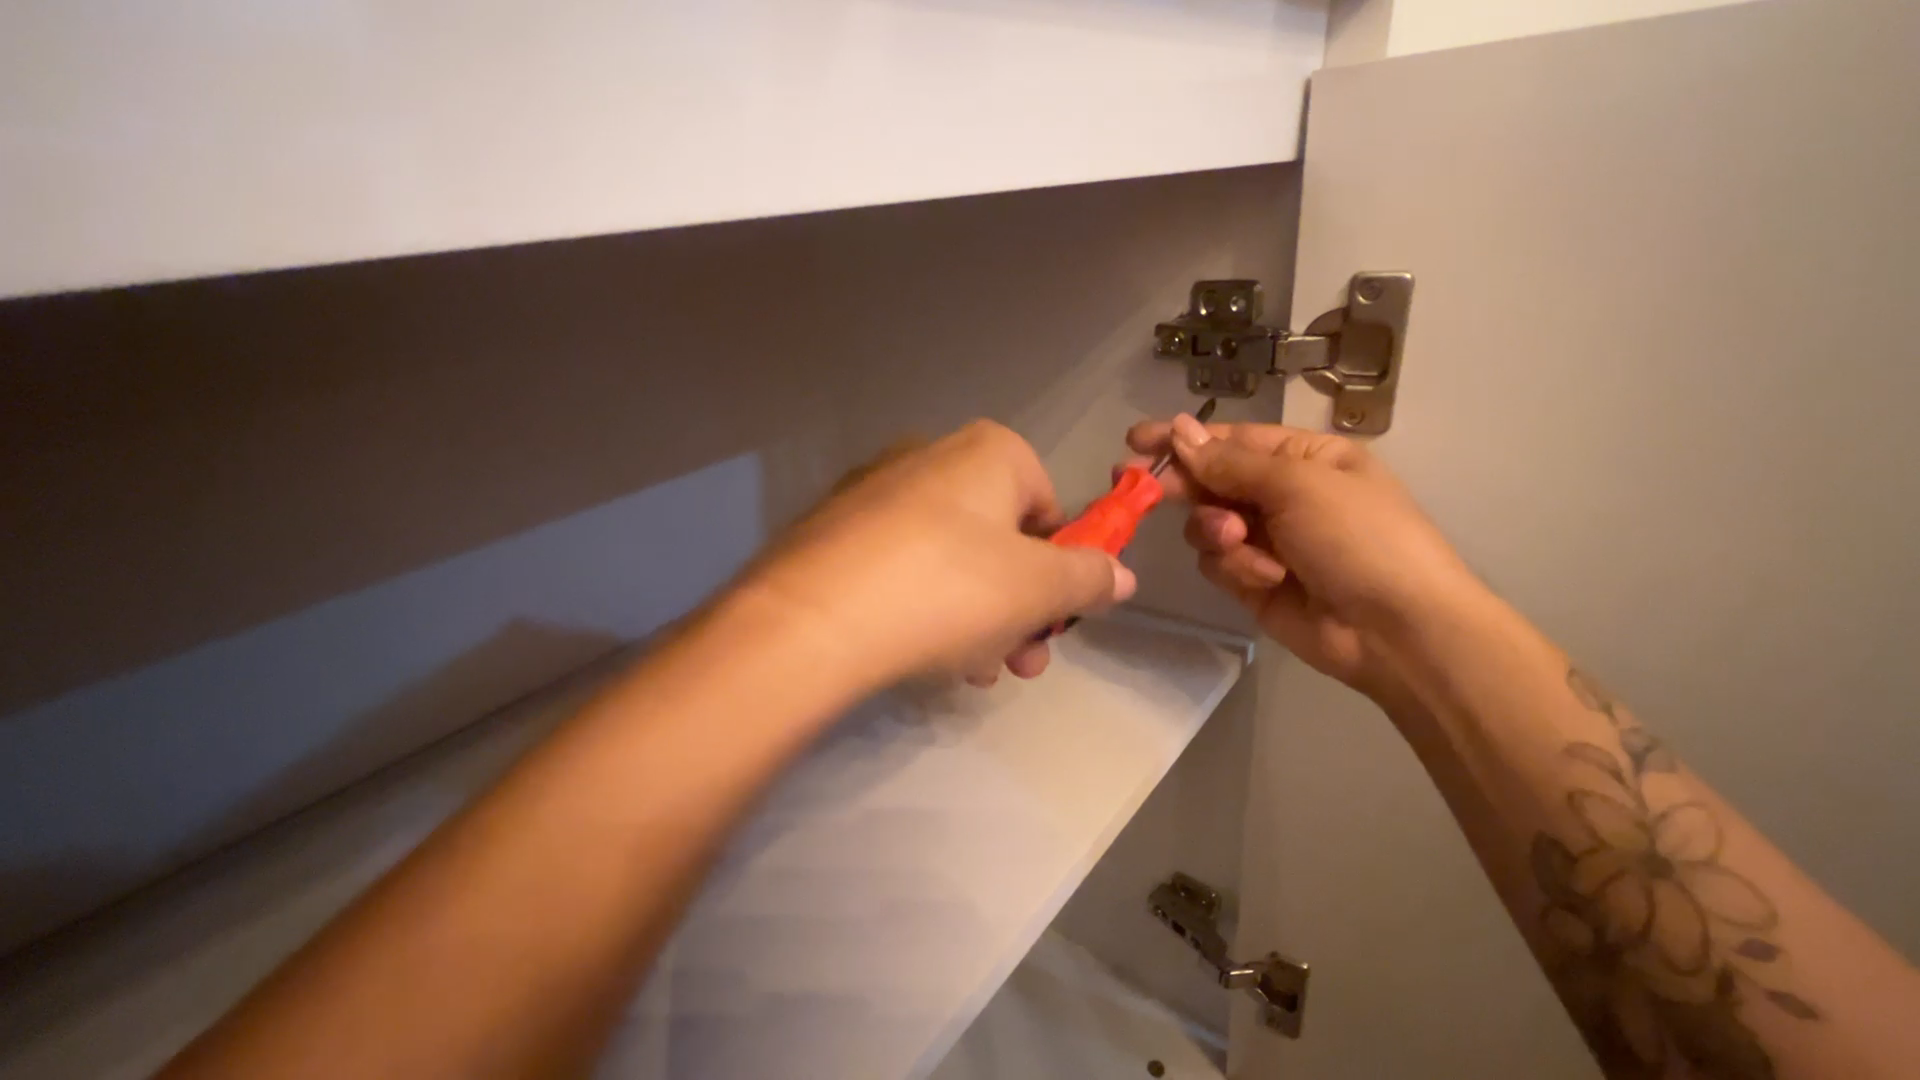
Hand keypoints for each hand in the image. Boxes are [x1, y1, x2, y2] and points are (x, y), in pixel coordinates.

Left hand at [736, 421, 1135, 688]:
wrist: (812, 621)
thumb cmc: (948, 590)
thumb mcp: (1038, 590)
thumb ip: (1089, 579)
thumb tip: (1121, 574)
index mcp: (990, 452)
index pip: (1050, 509)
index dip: (1061, 569)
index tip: (1055, 622)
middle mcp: (931, 456)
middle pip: (999, 540)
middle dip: (1020, 608)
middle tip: (1020, 663)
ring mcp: (875, 492)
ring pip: (951, 560)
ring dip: (977, 619)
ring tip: (973, 672)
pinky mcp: (834, 532)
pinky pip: (900, 568)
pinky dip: (923, 607)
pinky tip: (922, 656)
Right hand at [1125, 414, 1480, 697]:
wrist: (1397, 629)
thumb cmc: (1360, 537)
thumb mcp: (1298, 484)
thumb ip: (1230, 463)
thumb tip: (1180, 431)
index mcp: (1305, 458)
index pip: (1231, 440)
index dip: (1184, 439)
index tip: (1136, 440)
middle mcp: (1283, 495)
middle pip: (1212, 480)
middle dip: (1184, 485)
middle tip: (1142, 489)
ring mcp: (1268, 540)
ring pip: (1207, 525)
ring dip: (1217, 531)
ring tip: (1240, 541)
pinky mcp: (1255, 582)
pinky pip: (1219, 563)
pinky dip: (1235, 568)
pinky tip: (1266, 578)